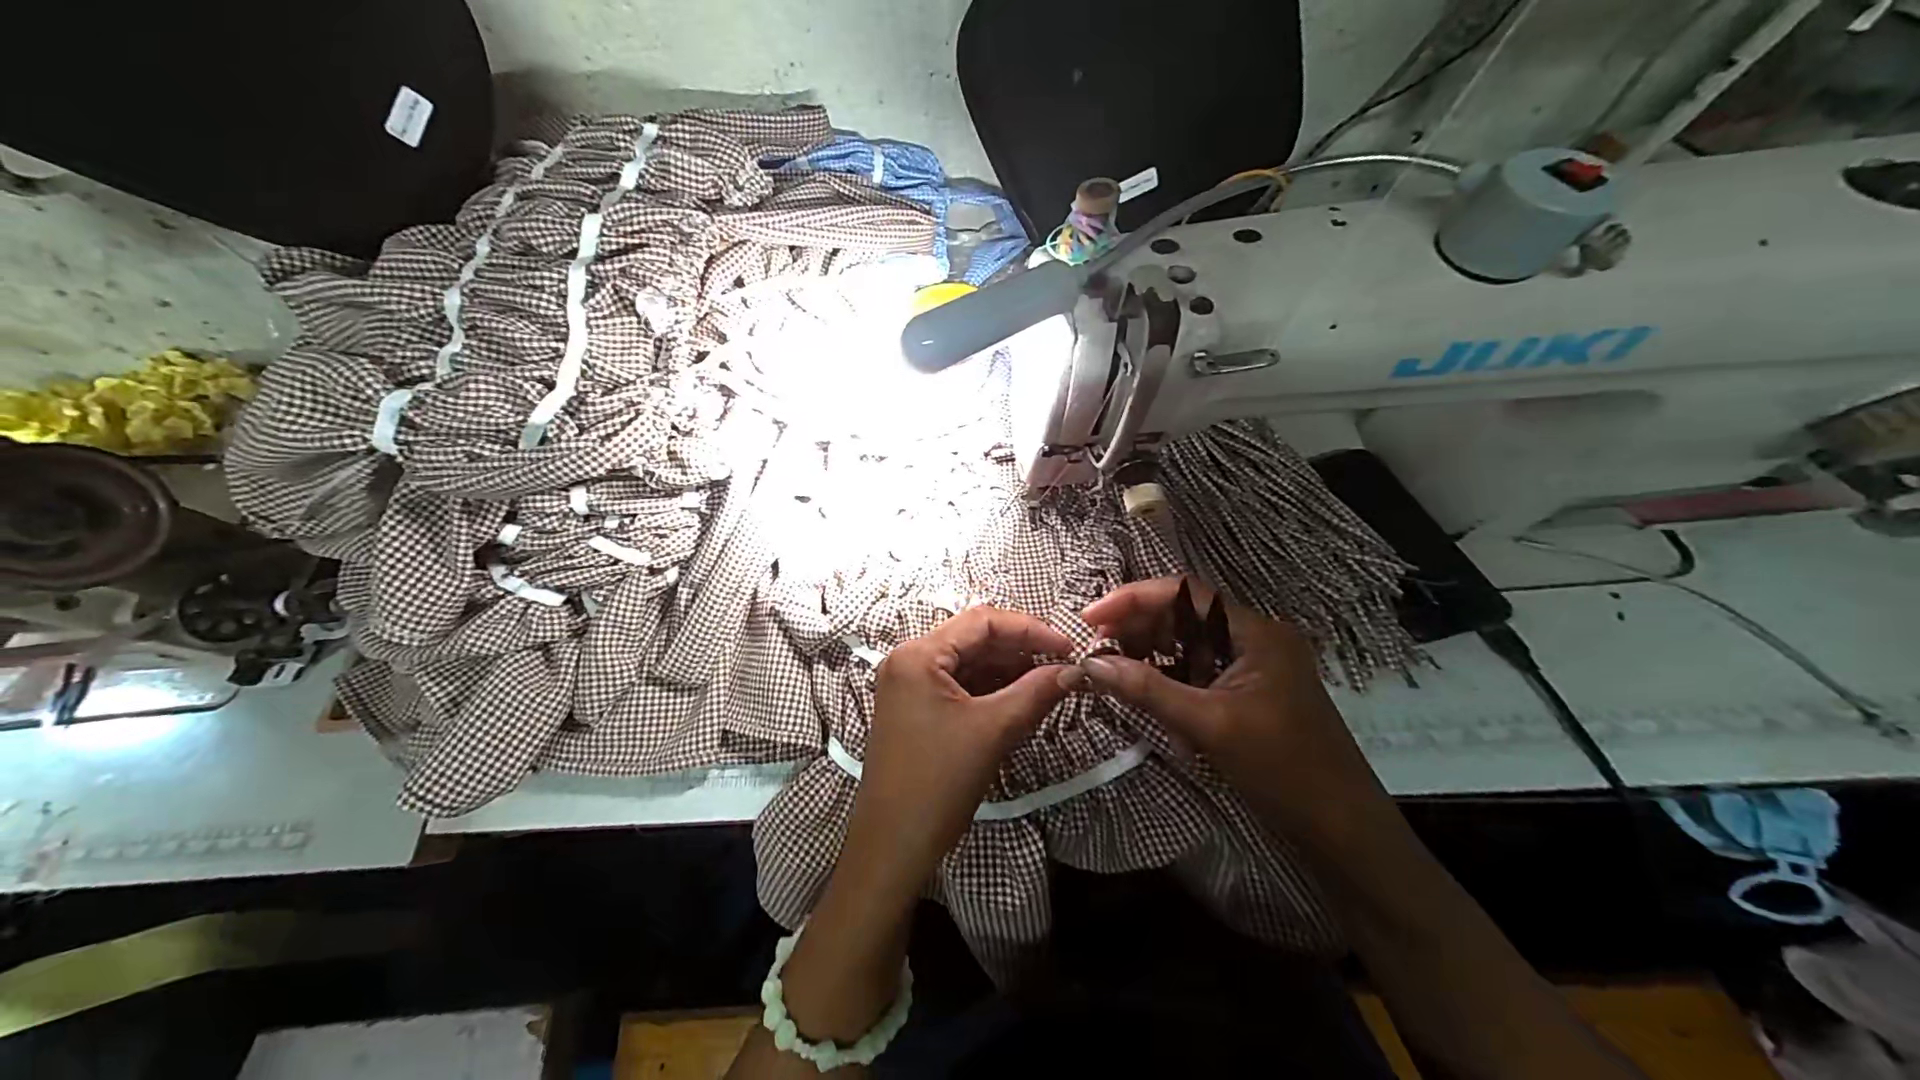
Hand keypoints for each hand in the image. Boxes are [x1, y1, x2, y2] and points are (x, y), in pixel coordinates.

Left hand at [849, 606, 1075, 885]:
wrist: (892, 846)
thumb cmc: (937, 782)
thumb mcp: (992, 731)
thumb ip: (1035, 692)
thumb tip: (1075, 670)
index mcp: (918, 655)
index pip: (982, 621)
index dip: (1030, 629)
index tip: (1069, 647)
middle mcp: (910, 661)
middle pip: (975, 639)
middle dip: (1022, 649)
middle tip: (1064, 665)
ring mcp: (911, 686)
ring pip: (970, 663)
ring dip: (1010, 670)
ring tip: (1051, 681)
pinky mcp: (918, 710)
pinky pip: (961, 686)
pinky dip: (993, 689)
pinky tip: (1024, 698)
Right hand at [1076, 577, 1393, 842]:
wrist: (1340, 825)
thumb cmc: (1281, 767)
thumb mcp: (1207, 725)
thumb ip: (1148, 689)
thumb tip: (1091, 664)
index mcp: (1255, 632)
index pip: (1184, 594)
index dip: (1132, 599)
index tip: (1090, 618)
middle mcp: (1254, 637)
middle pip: (1183, 616)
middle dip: (1137, 629)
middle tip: (1096, 651)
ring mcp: (1251, 665)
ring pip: (1188, 645)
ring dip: (1150, 656)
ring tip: (1113, 673)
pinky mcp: (1247, 691)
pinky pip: (1199, 672)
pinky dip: (1170, 680)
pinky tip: (1148, 699)